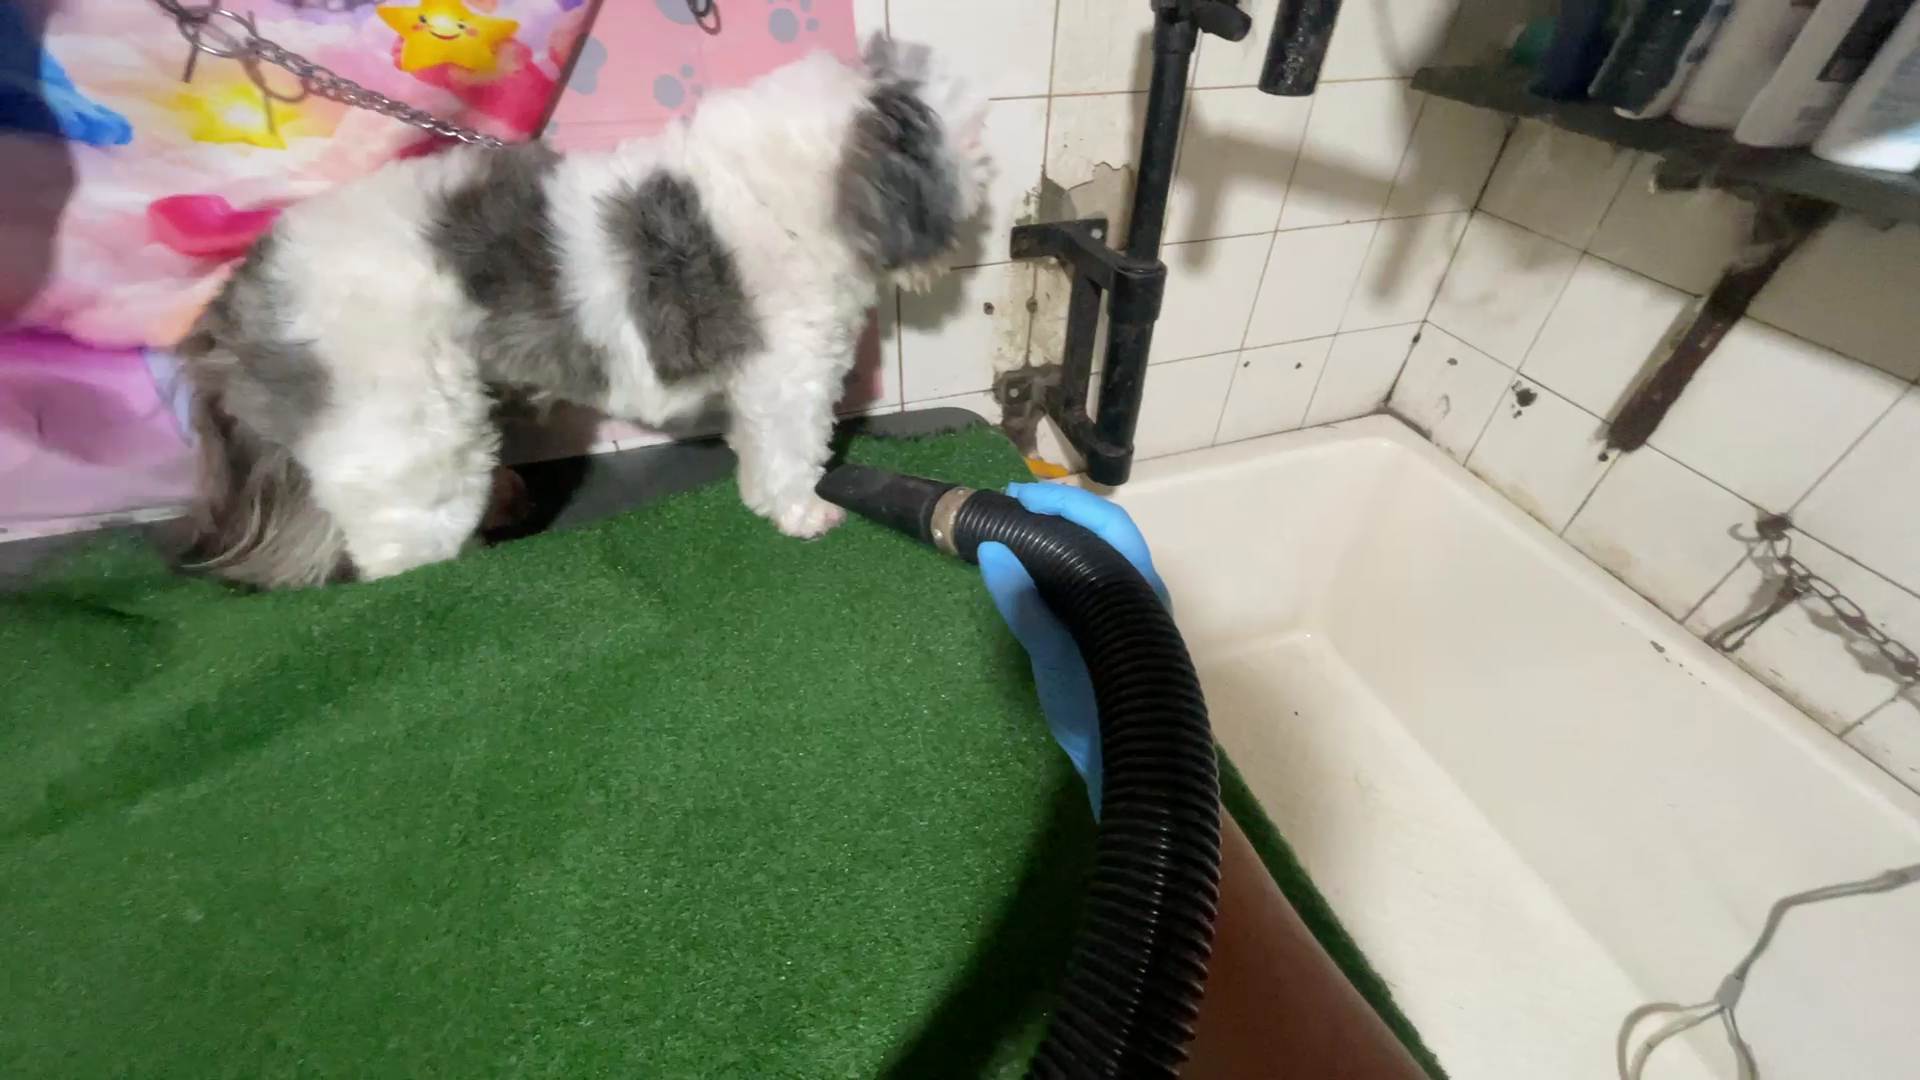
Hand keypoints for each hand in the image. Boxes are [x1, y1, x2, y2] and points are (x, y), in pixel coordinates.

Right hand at [978, 483, 1168, 817]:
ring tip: (1015, 531)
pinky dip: (1061, 561)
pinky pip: (1091, 578)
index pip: (1108, 524)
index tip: (1016, 498)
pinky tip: (1034, 569)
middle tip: (1010, 507)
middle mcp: (1142, 591)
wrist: (1121, 766)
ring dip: (1060, 535)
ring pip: (1099, 553)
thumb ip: (1027, 607)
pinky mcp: (1114, 629)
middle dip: (1060, 512)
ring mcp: (1130, 610)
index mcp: (1138, 590)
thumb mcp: (1055, 661)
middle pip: (1106, 531)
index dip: (1063, 504)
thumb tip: (993, 552)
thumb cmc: (1094, 713)